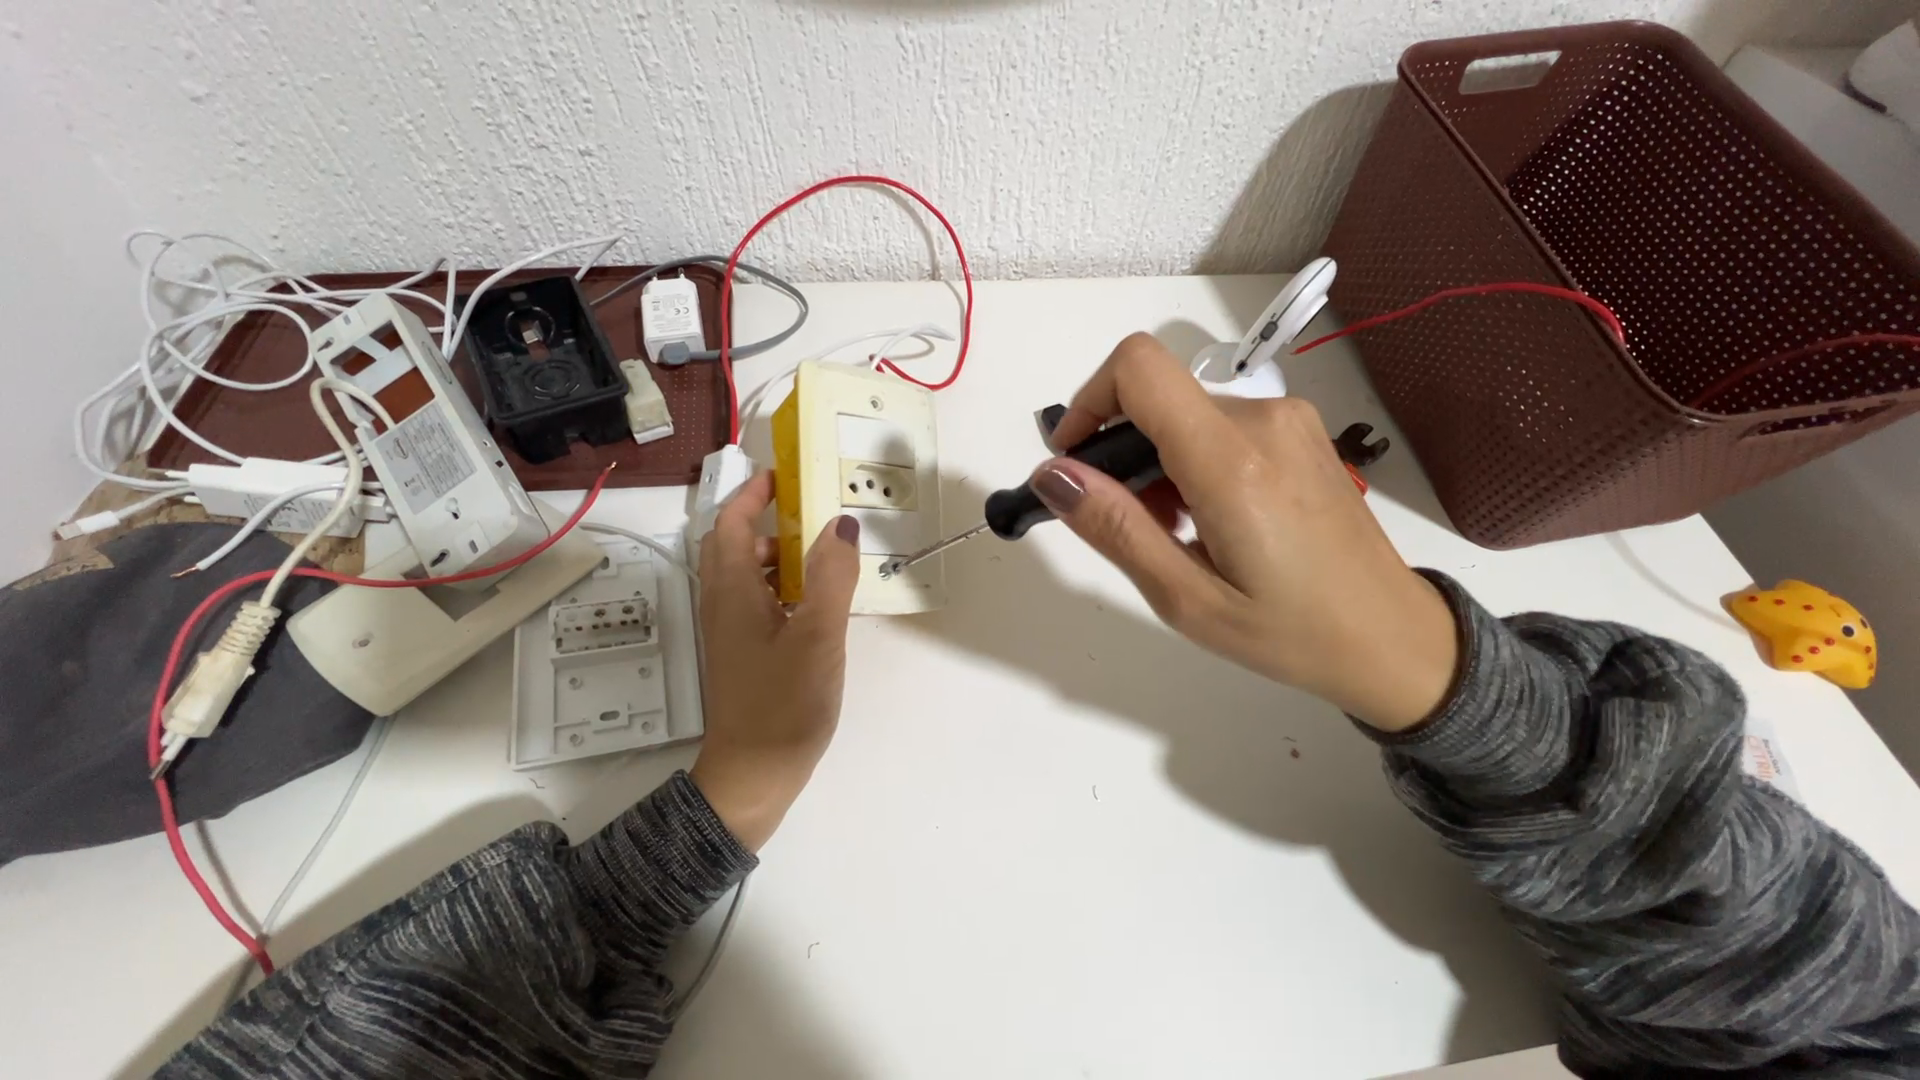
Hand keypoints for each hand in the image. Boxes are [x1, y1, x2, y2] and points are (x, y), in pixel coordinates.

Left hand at [689, 471, 860, 849]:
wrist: (754, 774)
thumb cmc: (783, 703)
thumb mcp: (818, 636)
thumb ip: (831, 577)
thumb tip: (840, 525)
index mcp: (732, 591)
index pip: (732, 523)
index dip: (754, 493)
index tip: (786, 474)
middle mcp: (724, 603)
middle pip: (735, 545)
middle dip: (767, 519)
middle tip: (811, 509)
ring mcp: (732, 630)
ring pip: (748, 575)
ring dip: (780, 553)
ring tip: (825, 550)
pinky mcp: (745, 653)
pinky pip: (760, 601)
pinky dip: (785, 585)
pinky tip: (820, 600)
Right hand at [1039, 333, 1457, 730]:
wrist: (1392, 637)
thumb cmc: (1288, 632)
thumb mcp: (1186, 598)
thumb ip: (1115, 528)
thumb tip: (1052, 473)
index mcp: (1232, 460)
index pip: (1138, 368)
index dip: (1089, 401)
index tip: (1073, 461)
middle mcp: (1264, 418)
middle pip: (1158, 397)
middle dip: (1122, 452)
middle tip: (1130, 524)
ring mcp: (1289, 421)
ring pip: (1186, 413)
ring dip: (1158, 462)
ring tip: (1177, 533)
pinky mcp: (1301, 432)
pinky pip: (1220, 424)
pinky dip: (1192, 461)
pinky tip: (1209, 520)